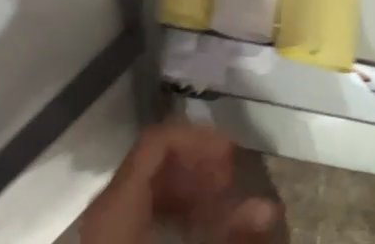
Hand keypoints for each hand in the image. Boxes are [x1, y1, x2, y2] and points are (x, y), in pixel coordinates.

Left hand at [77, 122, 282, 243]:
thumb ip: (233, 238)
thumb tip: (269, 208)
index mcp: (116, 206)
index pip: (155, 144)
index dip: (196, 140)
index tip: (233, 153)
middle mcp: (106, 209)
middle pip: (152, 163)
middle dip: (198, 166)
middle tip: (235, 179)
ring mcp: (105, 230)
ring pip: (149, 189)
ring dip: (190, 189)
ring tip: (227, 204)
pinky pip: (143, 213)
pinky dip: (175, 212)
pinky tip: (203, 228)